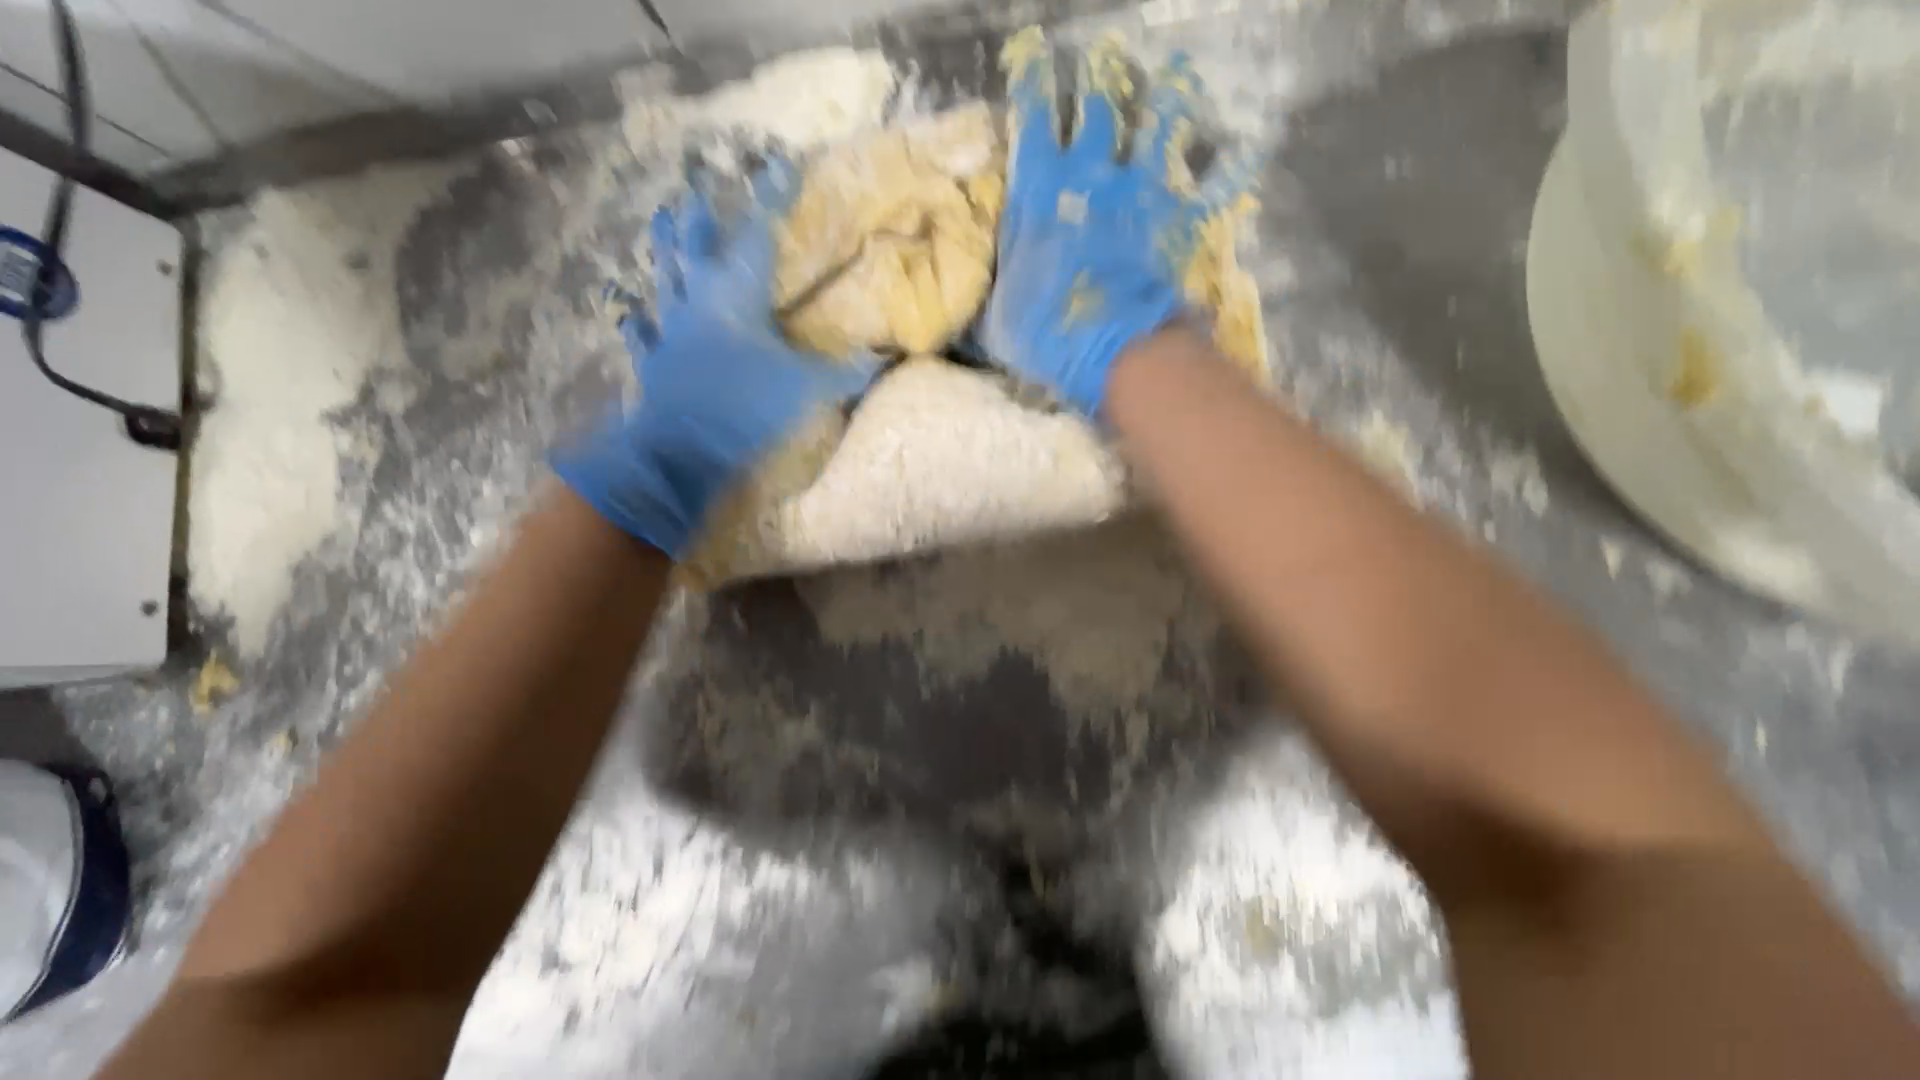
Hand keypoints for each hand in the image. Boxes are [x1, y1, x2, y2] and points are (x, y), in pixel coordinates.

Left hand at [555, 163, 876, 556]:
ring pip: (664, 276)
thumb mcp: (808, 389)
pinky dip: (638, 321)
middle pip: (696, 241)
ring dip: (664, 250)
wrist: (679, 450)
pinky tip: (629, 312)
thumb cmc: (744, 406)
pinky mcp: (653, 361)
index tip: (783, 161)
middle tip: (698, 185)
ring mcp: (670, 327)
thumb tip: (888, 358)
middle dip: (701, 211)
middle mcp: (698, 298)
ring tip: (659, 220)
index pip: (759, 229)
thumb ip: (848, 372)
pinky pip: (643, 333)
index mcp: (738, 292)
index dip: (773, 194)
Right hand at [982, 34, 1252, 417]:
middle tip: (1101, 55)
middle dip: (1098, 78)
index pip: (1032, 119)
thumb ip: (987, 291)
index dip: (1033, 82)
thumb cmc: (1044, 332)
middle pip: (1097, 110)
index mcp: (1039, 189)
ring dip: (1167, 99)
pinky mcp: (1176, 221)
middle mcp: (1090, 175)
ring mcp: (1139, 194)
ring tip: (1174, 71)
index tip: (1036, 53)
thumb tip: (960, 305)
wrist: (1114, 349)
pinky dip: (1231, 168)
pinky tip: (1249, 145)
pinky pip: (1212, 188)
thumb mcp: (995, 317)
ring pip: (1159, 129)